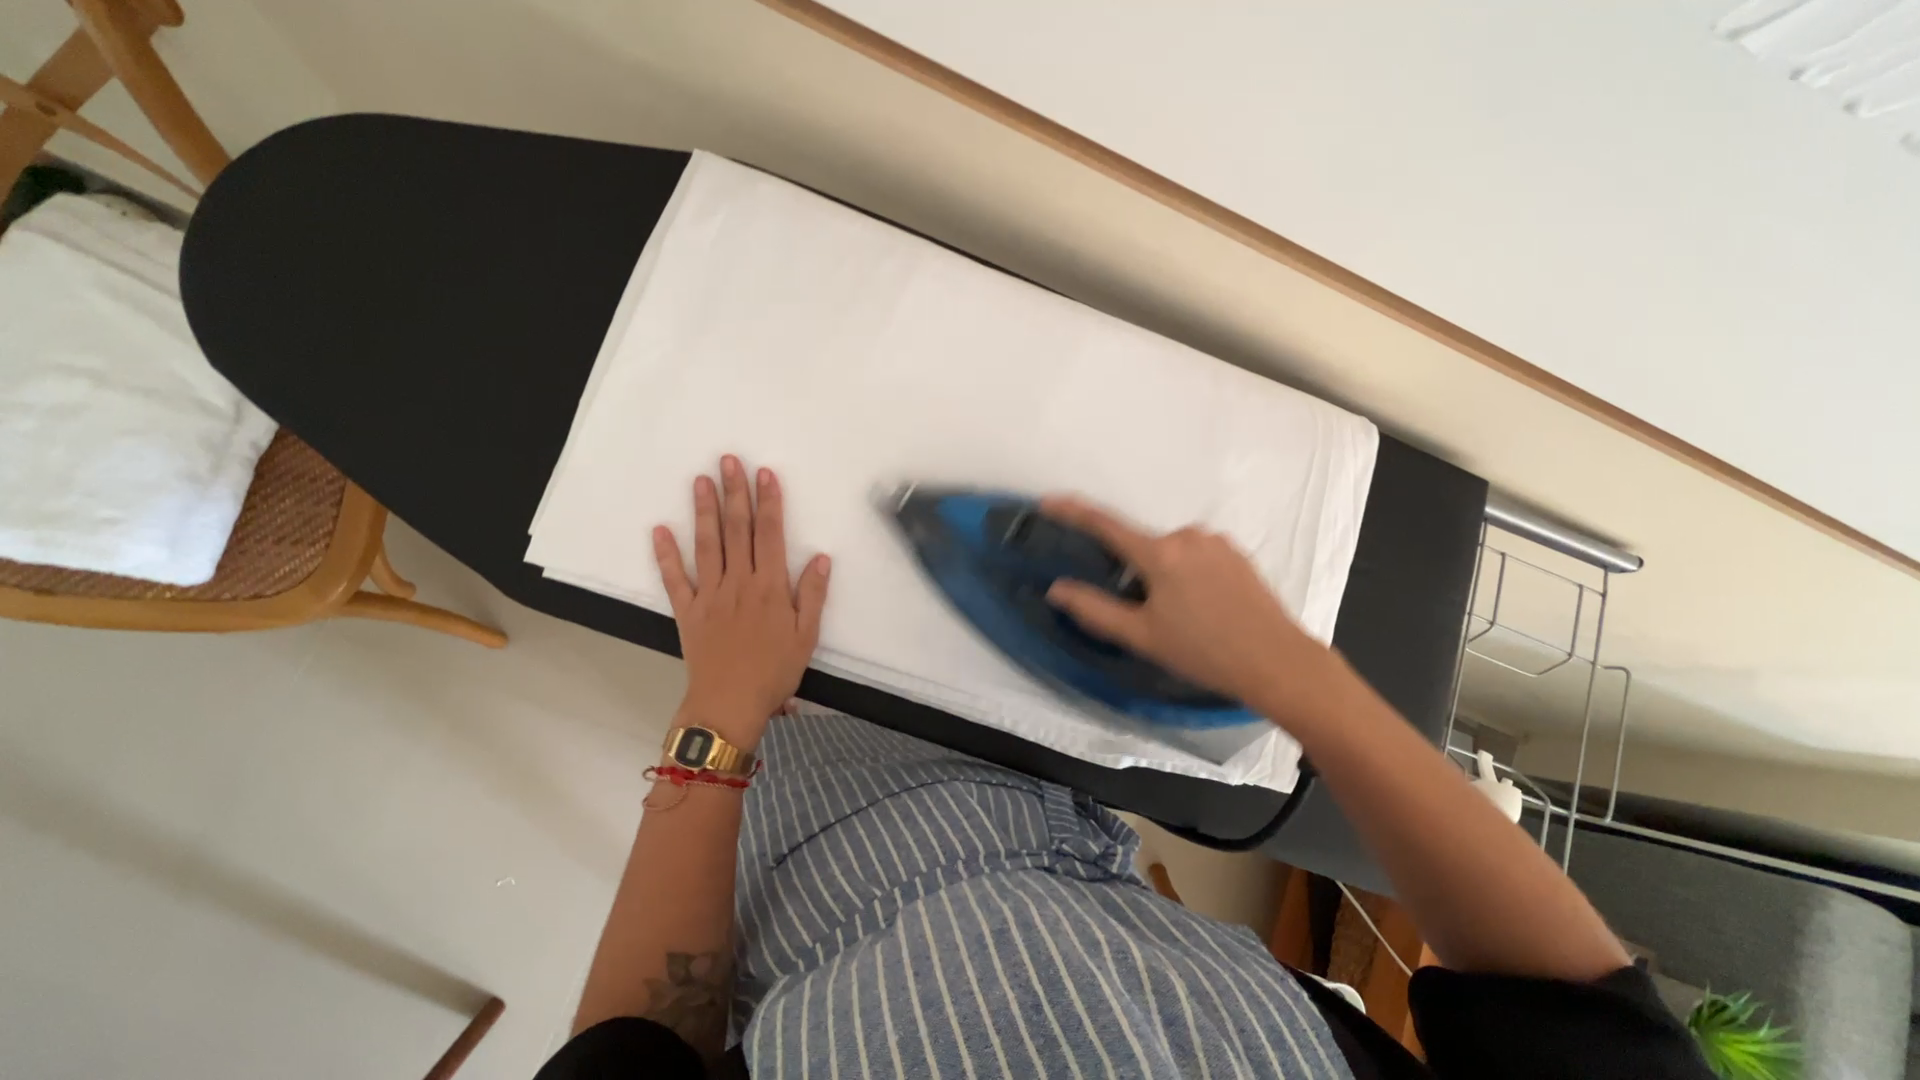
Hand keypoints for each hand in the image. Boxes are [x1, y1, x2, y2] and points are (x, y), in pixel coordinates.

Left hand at [653, 456, 830, 748]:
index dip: (769, 502)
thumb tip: (821, 558)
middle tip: (729, 460)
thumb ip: (814, 595)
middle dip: (734, 492)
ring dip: (703, 510)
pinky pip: (674, 579)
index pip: (770, 534)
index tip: (765, 473)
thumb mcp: (807, 636)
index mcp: (771, 587)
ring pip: (707, 544)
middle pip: (737, 529)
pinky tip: (660, 529)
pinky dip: (666, 554)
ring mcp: (710, 594)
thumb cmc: (774, 672)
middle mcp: (739, 582)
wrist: (730, 703)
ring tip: (700, 479)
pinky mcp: (687, 610)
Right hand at [1040, 496, 1339, 720]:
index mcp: (1161, 553)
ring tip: (1181, 618)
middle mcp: (1188, 535)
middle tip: (1144, 614)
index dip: (1073, 512)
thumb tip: (1057, 588)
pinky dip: (1187, 576)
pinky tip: (1203, 609)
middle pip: (1142, 546)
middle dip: (1134, 572)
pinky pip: (1197, 557)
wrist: (1278, 662)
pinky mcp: (1237, 553)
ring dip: (1163, 576)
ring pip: (1171, 554)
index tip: (1048, 501)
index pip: (1106, 525)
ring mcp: (1217, 542)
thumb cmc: (1204, 651)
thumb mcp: (1142, 636)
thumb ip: (1095, 609)